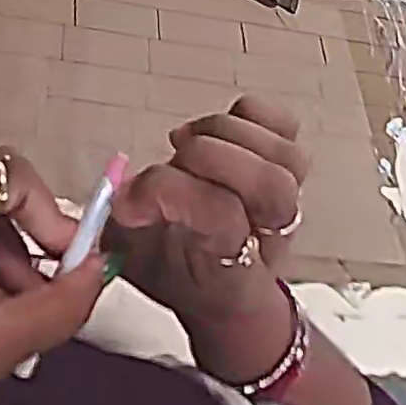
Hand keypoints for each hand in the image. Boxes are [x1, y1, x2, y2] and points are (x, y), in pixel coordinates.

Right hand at [108, 95, 309, 379]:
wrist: (213, 287)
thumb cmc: (171, 270)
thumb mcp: (132, 262)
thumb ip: (120, 230)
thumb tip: (122, 194)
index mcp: (227, 271)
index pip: (220, 217)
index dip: (170, 193)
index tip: (128, 199)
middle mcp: (266, 238)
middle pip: (268, 184)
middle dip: (210, 156)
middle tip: (171, 158)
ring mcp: (284, 202)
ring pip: (281, 154)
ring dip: (227, 134)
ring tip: (187, 142)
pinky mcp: (284, 168)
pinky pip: (284, 126)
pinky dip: (250, 117)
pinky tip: (216, 131)